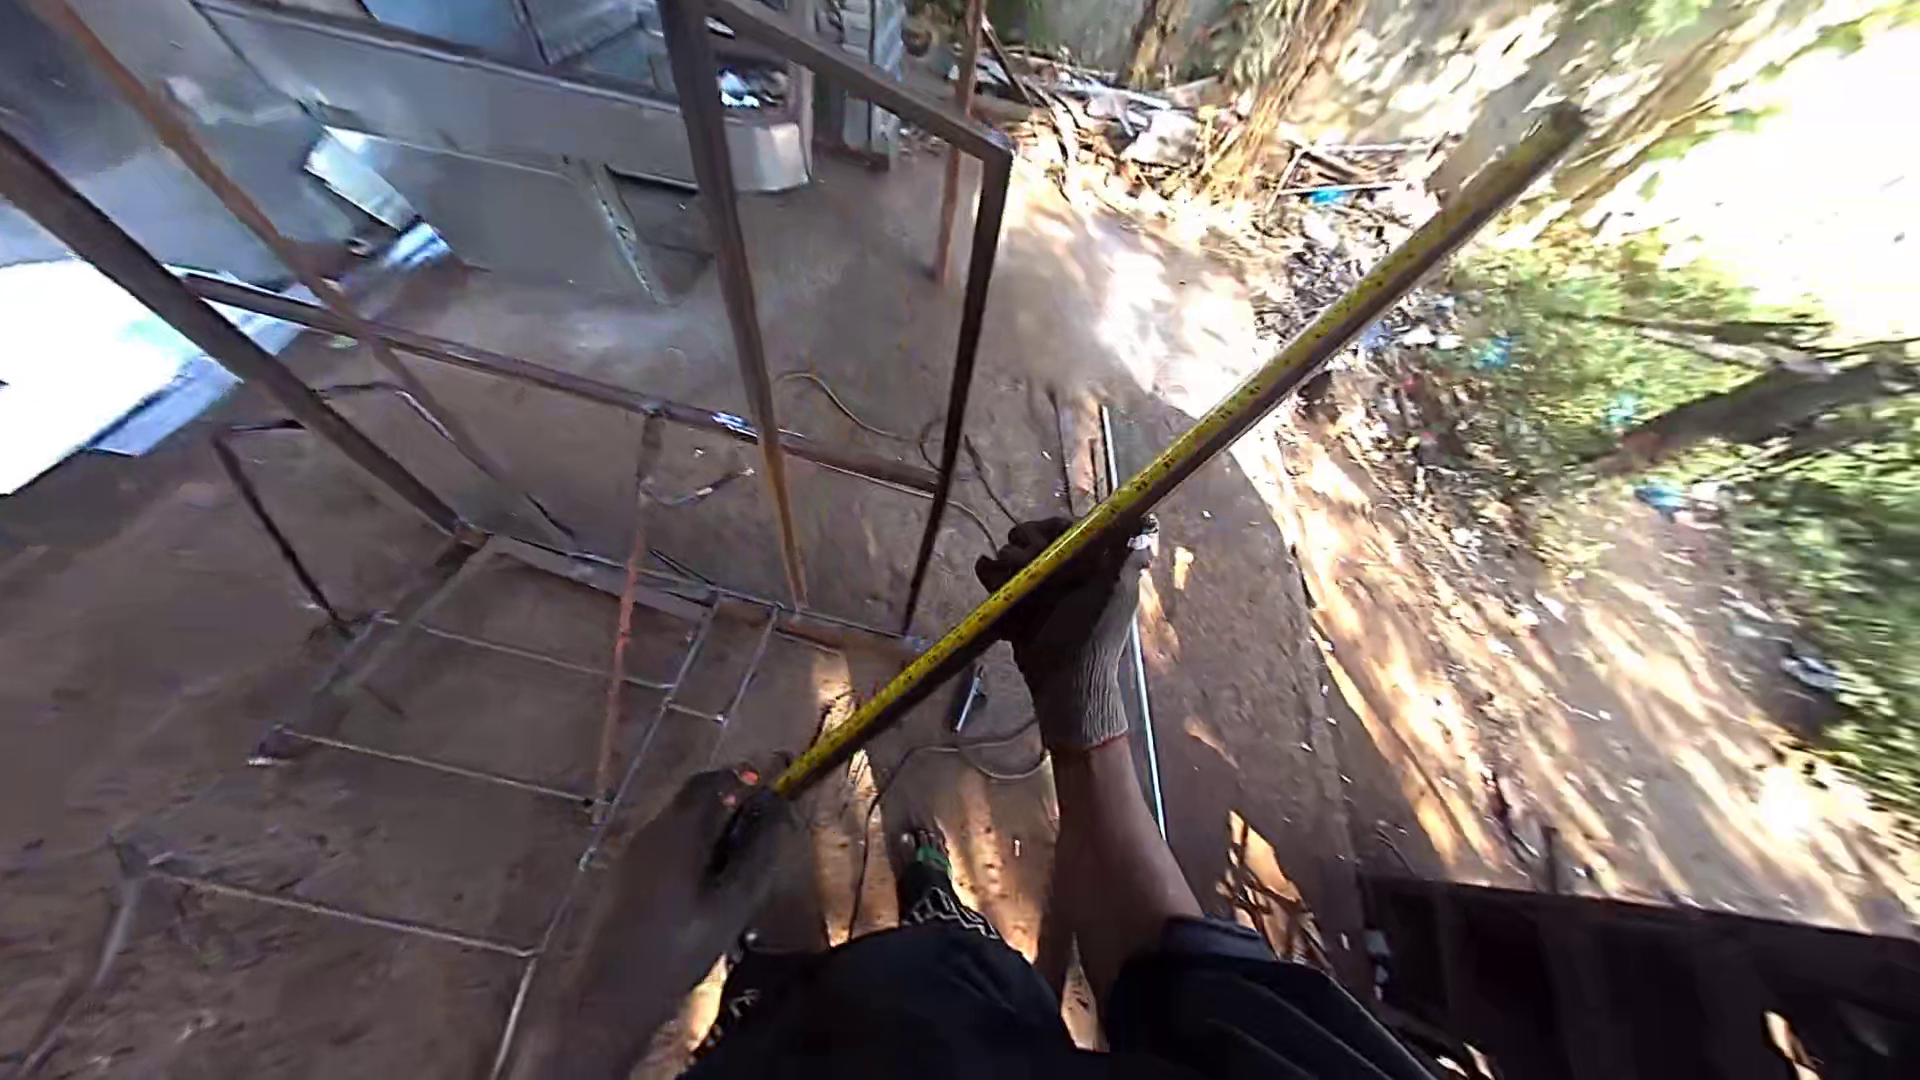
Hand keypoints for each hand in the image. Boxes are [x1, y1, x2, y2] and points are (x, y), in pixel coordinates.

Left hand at [511, 765, 798, 1078]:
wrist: (604, 1003)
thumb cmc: (676, 949)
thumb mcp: (731, 904)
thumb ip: (758, 854)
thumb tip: (778, 813)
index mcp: (679, 830)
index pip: (712, 781)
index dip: (744, 775)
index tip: (771, 778)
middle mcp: (652, 831)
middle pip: (693, 795)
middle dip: (728, 794)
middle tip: (758, 811)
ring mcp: (633, 853)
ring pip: (679, 818)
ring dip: (711, 818)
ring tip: (738, 845)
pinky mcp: (623, 875)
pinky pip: (665, 839)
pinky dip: (692, 838)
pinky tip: (705, 873)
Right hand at [975, 516, 1152, 751]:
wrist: (1066, 678)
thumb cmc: (1095, 634)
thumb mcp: (1117, 592)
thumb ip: (1127, 556)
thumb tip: (1148, 520)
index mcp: (1086, 563)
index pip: (1066, 526)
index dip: (1056, 526)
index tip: (1052, 537)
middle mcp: (1058, 568)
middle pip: (1032, 534)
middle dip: (1027, 544)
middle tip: (1030, 563)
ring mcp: (1033, 584)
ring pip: (1009, 551)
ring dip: (1007, 560)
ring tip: (1013, 580)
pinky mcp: (1010, 599)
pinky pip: (991, 573)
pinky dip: (988, 572)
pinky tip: (993, 581)